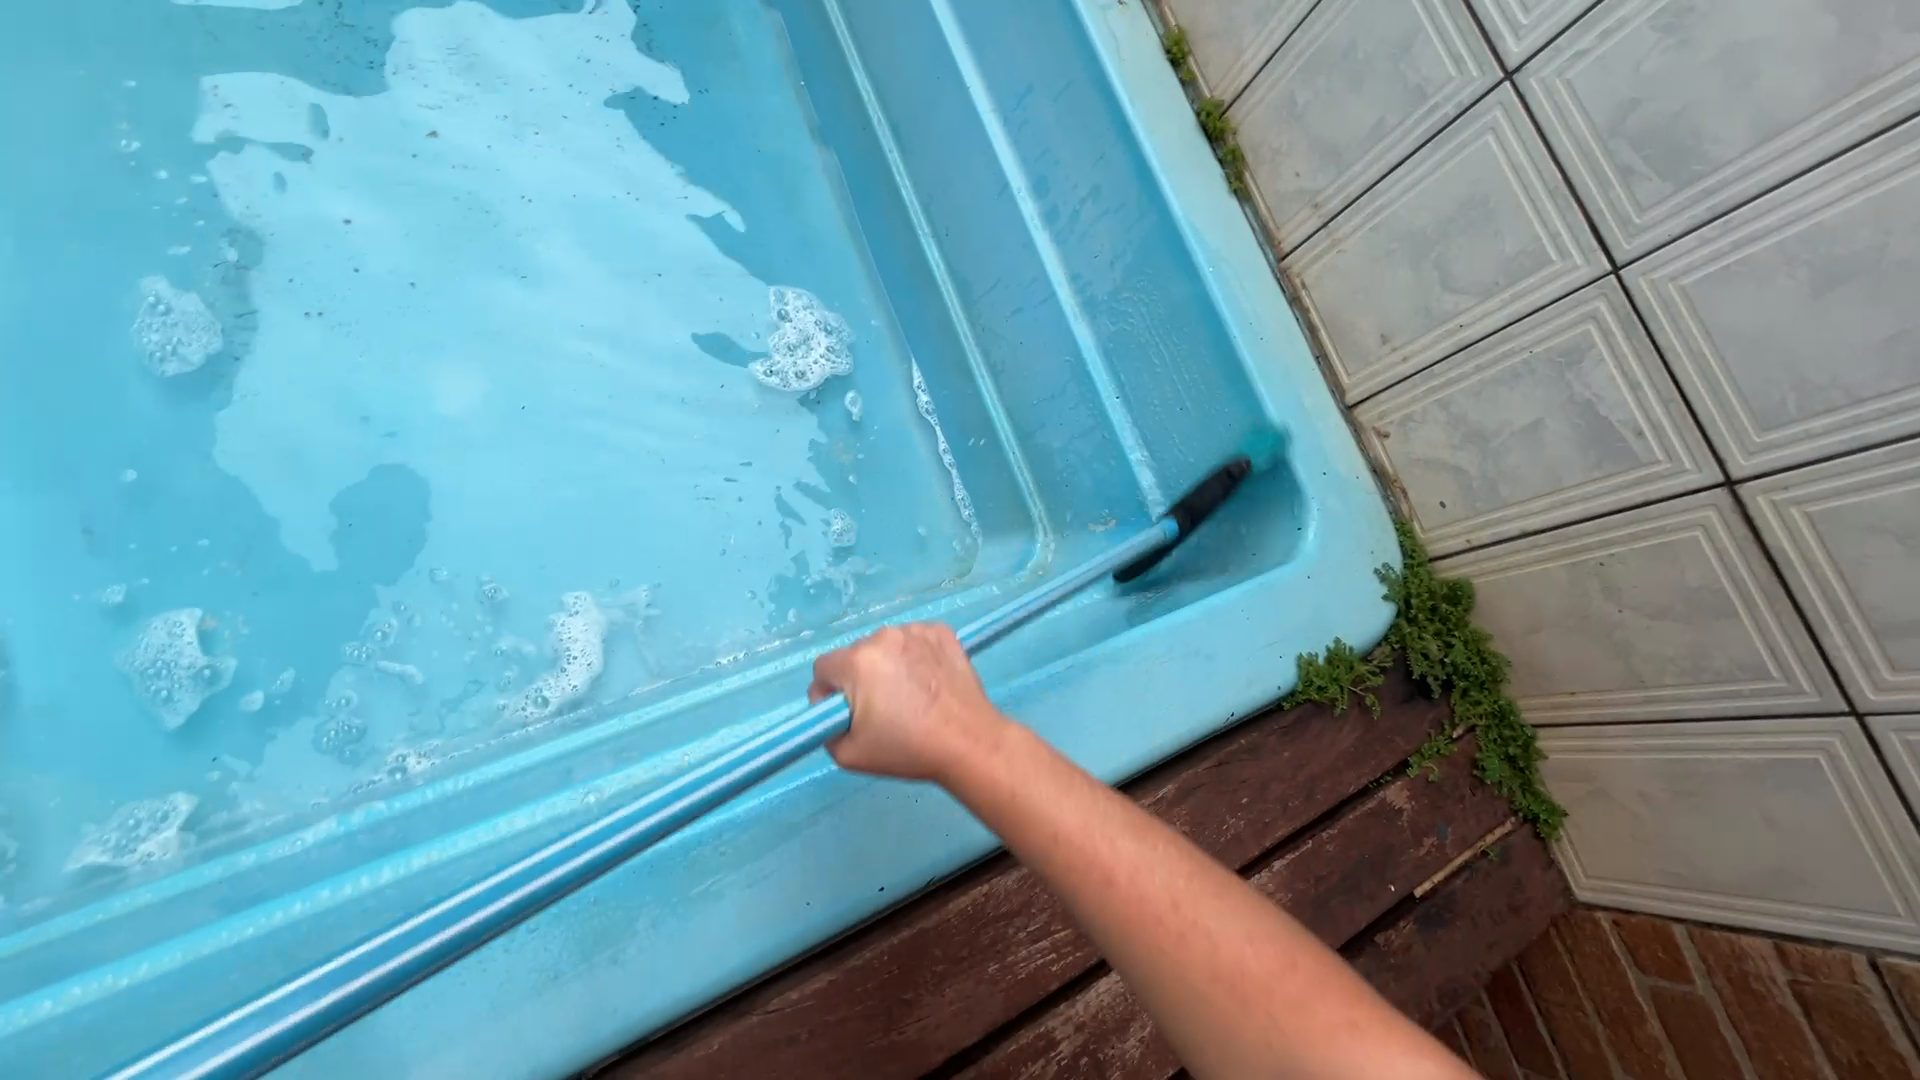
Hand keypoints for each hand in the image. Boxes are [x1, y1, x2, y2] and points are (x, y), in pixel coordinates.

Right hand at [809, 622, 1007, 781]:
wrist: (969, 742)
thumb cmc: (908, 749)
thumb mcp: (848, 755)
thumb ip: (825, 731)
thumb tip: (830, 714)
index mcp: (858, 662)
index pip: (824, 669)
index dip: (827, 693)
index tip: (844, 713)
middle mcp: (884, 637)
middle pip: (856, 656)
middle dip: (860, 680)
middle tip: (882, 709)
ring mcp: (917, 631)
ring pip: (886, 646)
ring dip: (888, 665)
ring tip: (909, 696)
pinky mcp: (943, 632)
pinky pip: (915, 640)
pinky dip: (915, 656)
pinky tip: (928, 681)